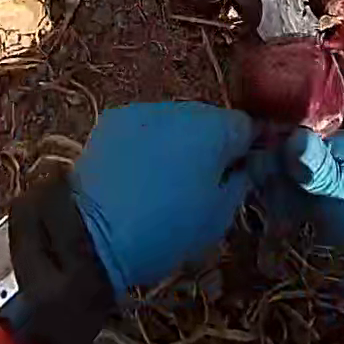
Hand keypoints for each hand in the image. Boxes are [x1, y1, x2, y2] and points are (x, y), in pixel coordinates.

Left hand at [71, 102, 256, 297]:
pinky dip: (148, 143)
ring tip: (167, 180)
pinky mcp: (115, 119)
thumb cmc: (167, 229)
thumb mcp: (219, 216)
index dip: (251, 147)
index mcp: (216, 129)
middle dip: (212, 144)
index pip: (248, 125)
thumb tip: (245, 165)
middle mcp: (183, 109)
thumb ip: (241, 181)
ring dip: (179, 142)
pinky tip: (138, 172)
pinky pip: (145, 127)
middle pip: (211, 120)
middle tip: (205, 181)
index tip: (245, 170)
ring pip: (177, 122)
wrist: (92, 234)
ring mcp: (146, 110)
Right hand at [284, 129, 343, 343]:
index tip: (256, 194)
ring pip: (304, 181)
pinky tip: (297, 227)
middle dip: (275, 183)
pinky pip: (319, 197)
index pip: (289, 141)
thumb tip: (288, 134)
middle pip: (294, 160)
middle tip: (274, 216)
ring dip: (287, 199)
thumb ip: (316, 170)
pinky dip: (304, 210)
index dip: (267, 164)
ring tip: (282, 224)